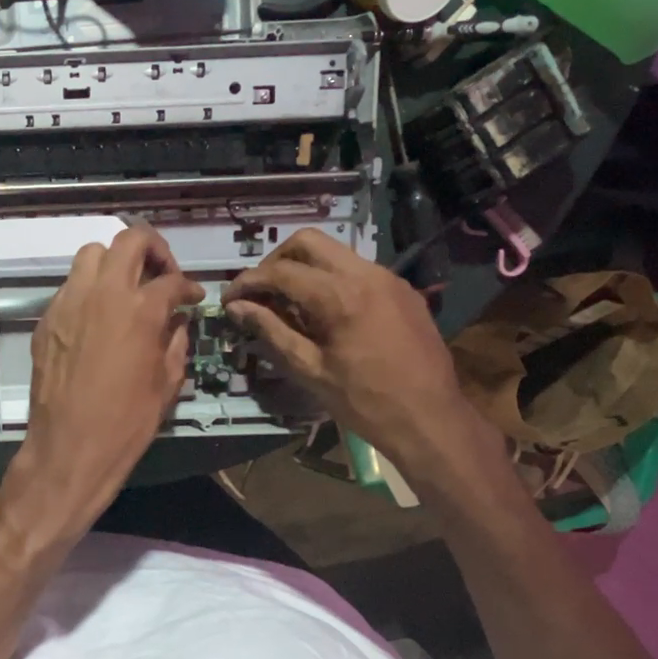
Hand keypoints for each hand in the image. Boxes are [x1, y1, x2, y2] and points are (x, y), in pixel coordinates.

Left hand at [10, 224, 202, 534]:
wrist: (69, 447)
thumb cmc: (126, 423)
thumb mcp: (166, 383)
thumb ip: (175, 342)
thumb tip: (176, 321)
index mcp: (140, 310)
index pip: (171, 280)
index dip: (188, 286)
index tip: (192, 296)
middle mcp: (102, 294)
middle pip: (129, 241)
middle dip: (152, 250)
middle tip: (160, 274)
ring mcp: (68, 304)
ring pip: (91, 254)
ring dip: (113, 262)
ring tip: (125, 288)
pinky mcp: (47, 320)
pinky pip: (69, 287)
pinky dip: (87, 289)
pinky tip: (97, 316)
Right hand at [223, 228, 485, 473]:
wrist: (429, 416)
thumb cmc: (363, 401)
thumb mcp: (308, 369)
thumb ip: (270, 331)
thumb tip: (237, 308)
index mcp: (340, 296)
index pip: (280, 271)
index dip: (247, 282)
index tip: (228, 300)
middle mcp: (366, 274)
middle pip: (308, 242)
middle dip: (274, 262)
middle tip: (258, 293)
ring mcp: (388, 278)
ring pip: (334, 252)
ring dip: (302, 269)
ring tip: (285, 305)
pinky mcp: (401, 290)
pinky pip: (356, 270)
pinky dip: (329, 280)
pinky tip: (320, 314)